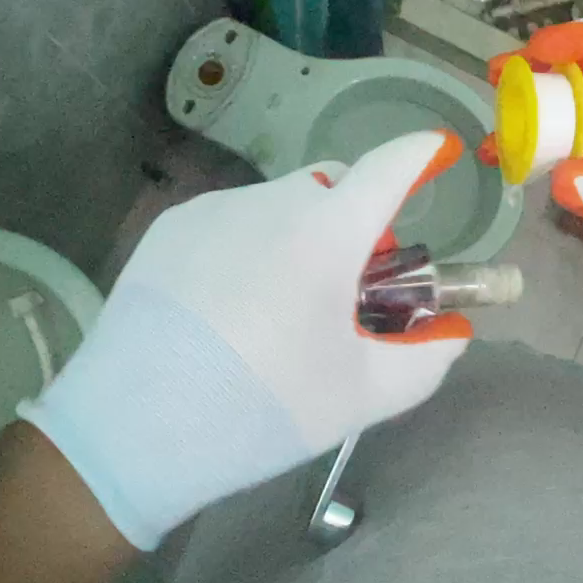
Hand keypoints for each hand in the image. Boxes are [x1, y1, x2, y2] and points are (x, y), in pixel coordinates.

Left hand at [19, 130, 471, 549]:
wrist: (130, 432)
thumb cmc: (261, 410)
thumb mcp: (361, 395)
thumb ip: (426, 357)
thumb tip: (452, 332)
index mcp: (325, 234)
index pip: (389, 167)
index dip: (422, 154)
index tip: (440, 150)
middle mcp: (271, 201)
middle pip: (335, 186)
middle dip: (355, 219)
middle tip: (344, 286)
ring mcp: (215, 208)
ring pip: (282, 203)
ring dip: (300, 233)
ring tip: (274, 306)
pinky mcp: (171, 225)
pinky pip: (233, 216)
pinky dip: (251, 242)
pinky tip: (225, 303)